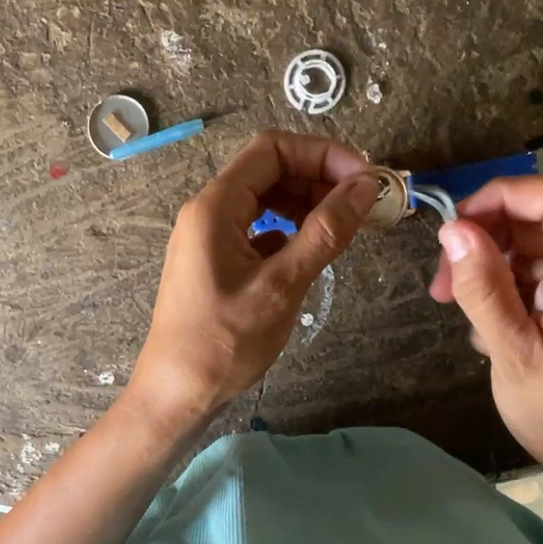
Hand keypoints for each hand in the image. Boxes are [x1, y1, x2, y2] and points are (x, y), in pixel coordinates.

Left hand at [128, 130, 378, 426]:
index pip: (272, 149)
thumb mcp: (281, 285)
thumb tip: (366, 187)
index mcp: (215, 207)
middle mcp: (208, 213)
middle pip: (269, 170)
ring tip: (344, 229)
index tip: (364, 178)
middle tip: (363, 206)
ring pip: (264, 201)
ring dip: (307, 205)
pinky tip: (311, 255)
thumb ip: (325, 232)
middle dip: (319, 178)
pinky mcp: (215, 264)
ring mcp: (208, 239)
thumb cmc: (223, 342)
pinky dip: (288, 233)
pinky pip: (256, 231)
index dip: (323, 154)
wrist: (176, 394)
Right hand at [428, 174, 542, 541]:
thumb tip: (454, 231)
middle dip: (489, 236)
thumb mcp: (512, 359)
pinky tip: (495, 324)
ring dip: (498, 264)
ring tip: (464, 312)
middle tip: (444, 284)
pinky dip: (518, 283)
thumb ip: (485, 291)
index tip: (456, 225)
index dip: (505, 195)